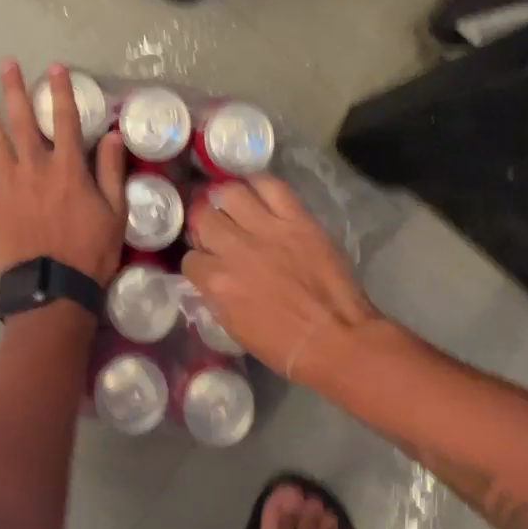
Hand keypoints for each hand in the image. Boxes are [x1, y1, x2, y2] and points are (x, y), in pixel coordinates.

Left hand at [0, 60, 127, 282]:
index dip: (60, 91)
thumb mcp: (115, 212)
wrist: (53, 290)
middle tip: (6, 64)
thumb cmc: (90, 252)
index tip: (54, 68)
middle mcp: (35, 168)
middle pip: (22, 120)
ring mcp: (7, 185)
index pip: (65, 119)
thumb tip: (113, 134)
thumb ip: (112, 171)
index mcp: (68, 168)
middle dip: (15, 89)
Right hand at [181, 175, 380, 379]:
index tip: (208, 263)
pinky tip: (256, 191)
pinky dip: (259, 183)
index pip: (190, 258)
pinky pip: (271, 186)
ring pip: (230, 192)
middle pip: (203, 216)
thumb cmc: (284, 345)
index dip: (198, 261)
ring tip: (232, 204)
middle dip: (203, 222)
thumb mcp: (233, 327)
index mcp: (217, 282)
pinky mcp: (297, 219)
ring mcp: (268, 229)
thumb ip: (215, 295)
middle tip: (213, 226)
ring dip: (225, 198)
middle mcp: (236, 249)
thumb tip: (209, 276)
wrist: (337, 340)